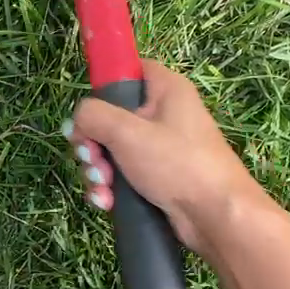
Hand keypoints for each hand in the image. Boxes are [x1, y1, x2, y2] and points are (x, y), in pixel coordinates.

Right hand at [65, 60, 277, 253]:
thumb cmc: (176, 164)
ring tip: (103, 190)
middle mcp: (163, 115)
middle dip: (93, 146)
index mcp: (165, 90)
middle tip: (95, 162)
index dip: (102, 91)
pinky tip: (107, 203)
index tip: (86, 117)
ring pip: (111, 153)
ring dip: (98, 172)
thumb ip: (93, 116)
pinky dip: (110, 189)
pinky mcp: (156, 179)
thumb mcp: (128, 132)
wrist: (213, 215)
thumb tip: (76, 121)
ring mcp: (160, 150)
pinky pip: (122, 177)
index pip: (127, 72)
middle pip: (110, 119)